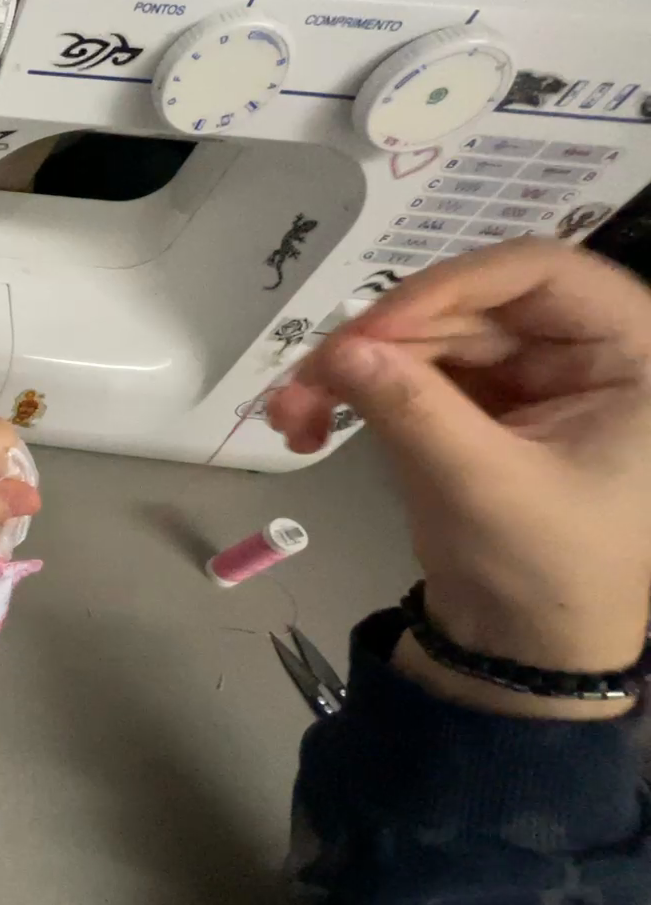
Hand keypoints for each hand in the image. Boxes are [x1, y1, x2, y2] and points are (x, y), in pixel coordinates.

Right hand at [269, 239, 650, 687]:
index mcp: (633, 354)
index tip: (363, 336)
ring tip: (288, 420)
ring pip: (411, 345)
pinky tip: (305, 428)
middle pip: (455, 312)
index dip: (444, 289)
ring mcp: (515, 378)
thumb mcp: (479, 483)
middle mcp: (576, 351)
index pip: (538, 274)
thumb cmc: (543, 563)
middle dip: (367, 349)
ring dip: (339, 377)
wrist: (521, 631)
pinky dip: (344, 397)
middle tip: (296, 391)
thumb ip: (411, 409)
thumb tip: (335, 351)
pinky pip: (394, 378)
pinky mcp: (465, 405)